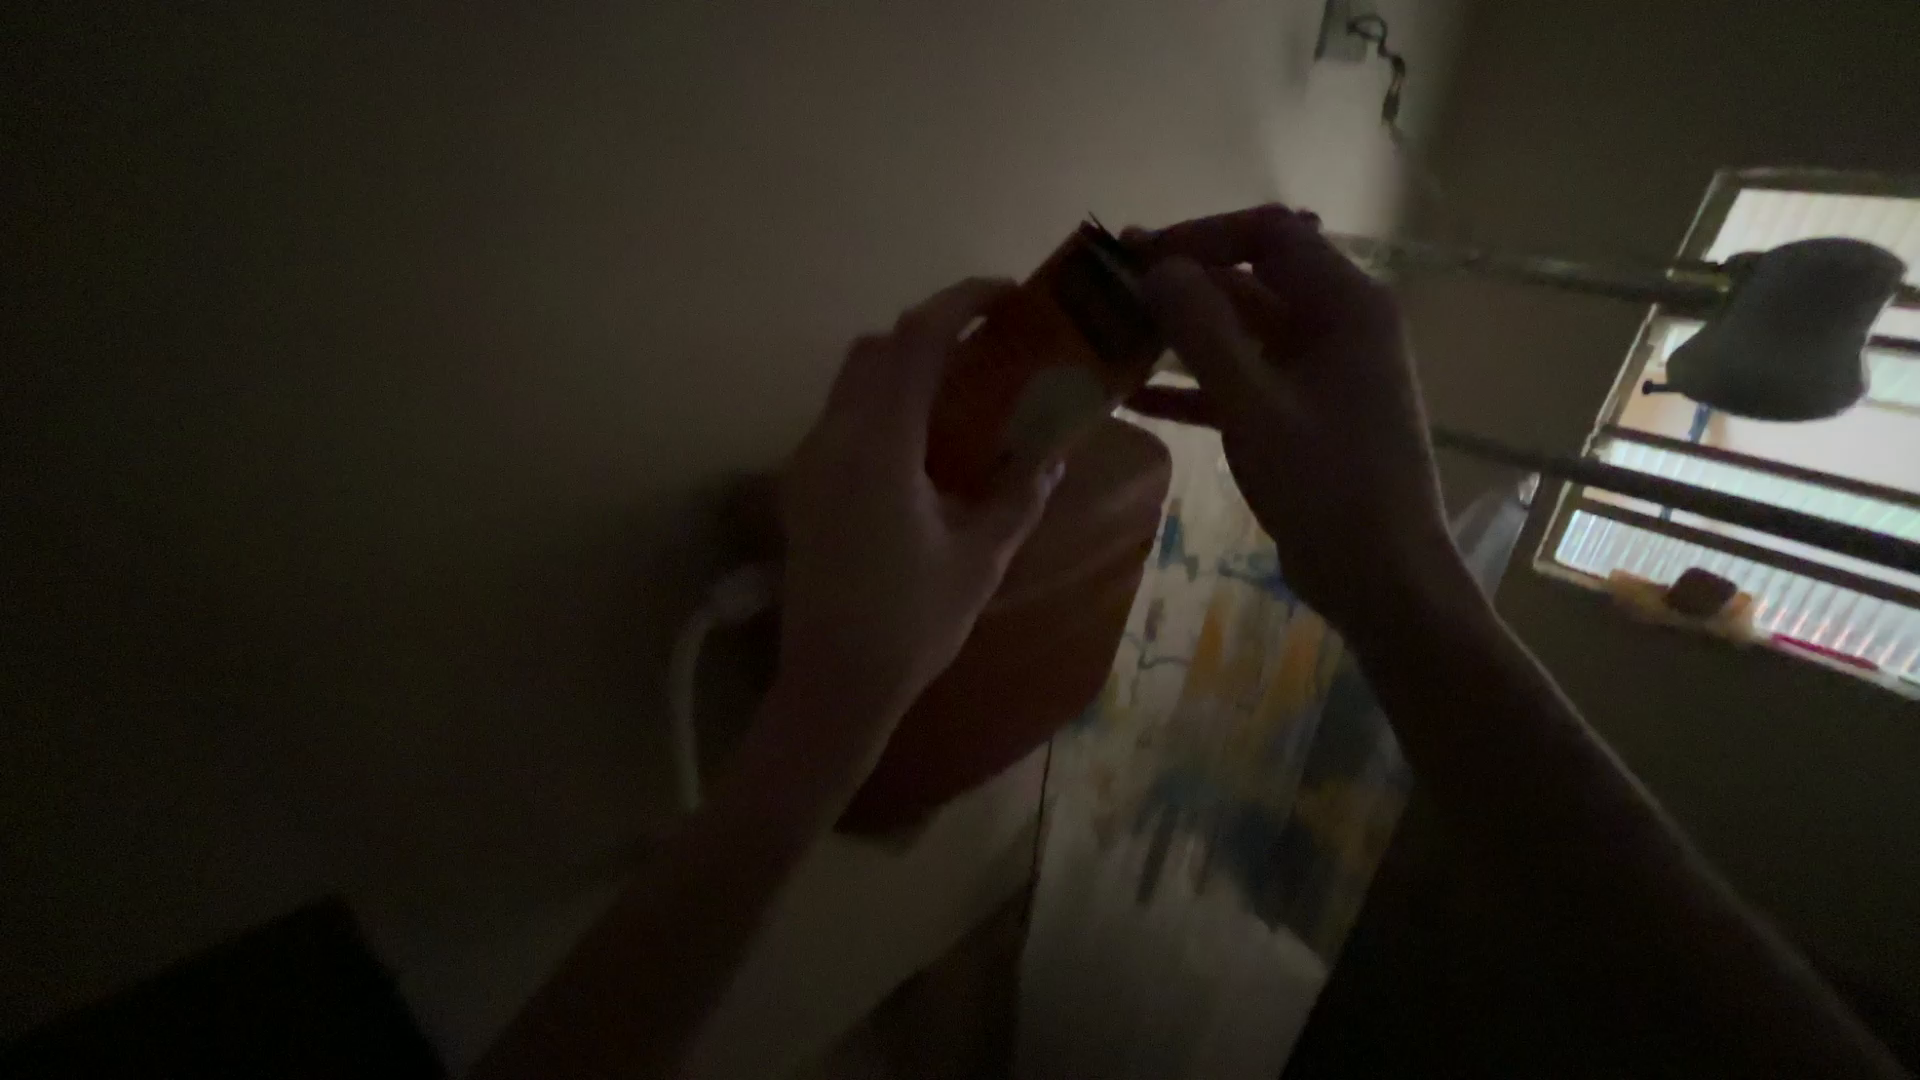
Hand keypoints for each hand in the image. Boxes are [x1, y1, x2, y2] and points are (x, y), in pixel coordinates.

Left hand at [776, 277, 1065, 734]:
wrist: (835, 683)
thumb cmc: (912, 624)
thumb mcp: (981, 560)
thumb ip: (1019, 498)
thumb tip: (1054, 457)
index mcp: (880, 448)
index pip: (916, 341)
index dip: (961, 302)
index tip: (1005, 296)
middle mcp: (834, 440)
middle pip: (877, 349)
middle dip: (931, 332)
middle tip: (985, 350)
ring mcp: (810, 464)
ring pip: (852, 382)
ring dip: (902, 369)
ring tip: (957, 396)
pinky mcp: (802, 489)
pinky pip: (841, 419)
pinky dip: (881, 406)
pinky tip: (918, 448)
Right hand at [1124, 205, 1463, 634]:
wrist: (1378, 574)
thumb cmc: (1325, 484)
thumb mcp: (1254, 405)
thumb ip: (1204, 332)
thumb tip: (1156, 268)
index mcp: (1344, 305)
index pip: (1268, 235)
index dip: (1199, 236)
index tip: (1137, 256)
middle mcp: (1336, 326)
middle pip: (1250, 281)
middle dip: (1181, 287)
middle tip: (1111, 295)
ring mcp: (1317, 373)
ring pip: (1239, 335)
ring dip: (1180, 338)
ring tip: (1114, 339)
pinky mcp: (1298, 414)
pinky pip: (1239, 383)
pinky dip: (1193, 387)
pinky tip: (1136, 398)